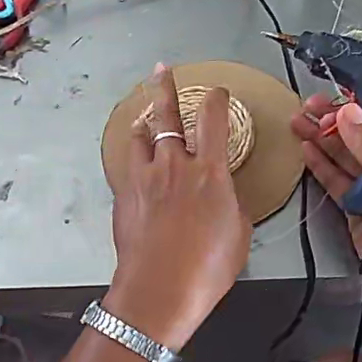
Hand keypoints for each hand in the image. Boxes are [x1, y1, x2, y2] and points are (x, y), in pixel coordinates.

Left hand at [105, 65, 251, 349]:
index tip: (218, 92)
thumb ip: (230, 203)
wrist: (158, 290)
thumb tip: (220, 195)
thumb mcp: (238, 233)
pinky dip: (134, 158)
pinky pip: (128, 166)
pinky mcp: (123, 196)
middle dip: (166, 89)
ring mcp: (143, 179)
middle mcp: (173, 166)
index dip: (217, 100)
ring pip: (140, 137)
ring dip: (144, 124)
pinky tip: (136, 166)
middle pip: (168, 116)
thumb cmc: (206, 268)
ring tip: (144, 119)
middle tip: (162, 71)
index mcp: (209, 172)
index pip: (214, 120)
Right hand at [289, 95, 361, 333]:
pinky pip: (341, 189)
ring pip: (348, 164)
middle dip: (334, 124)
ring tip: (298, 125)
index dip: (359, 107)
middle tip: (306, 108)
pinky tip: (309, 155)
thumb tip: (349, 112)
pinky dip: (324, 172)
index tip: (333, 95)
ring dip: (324, 145)